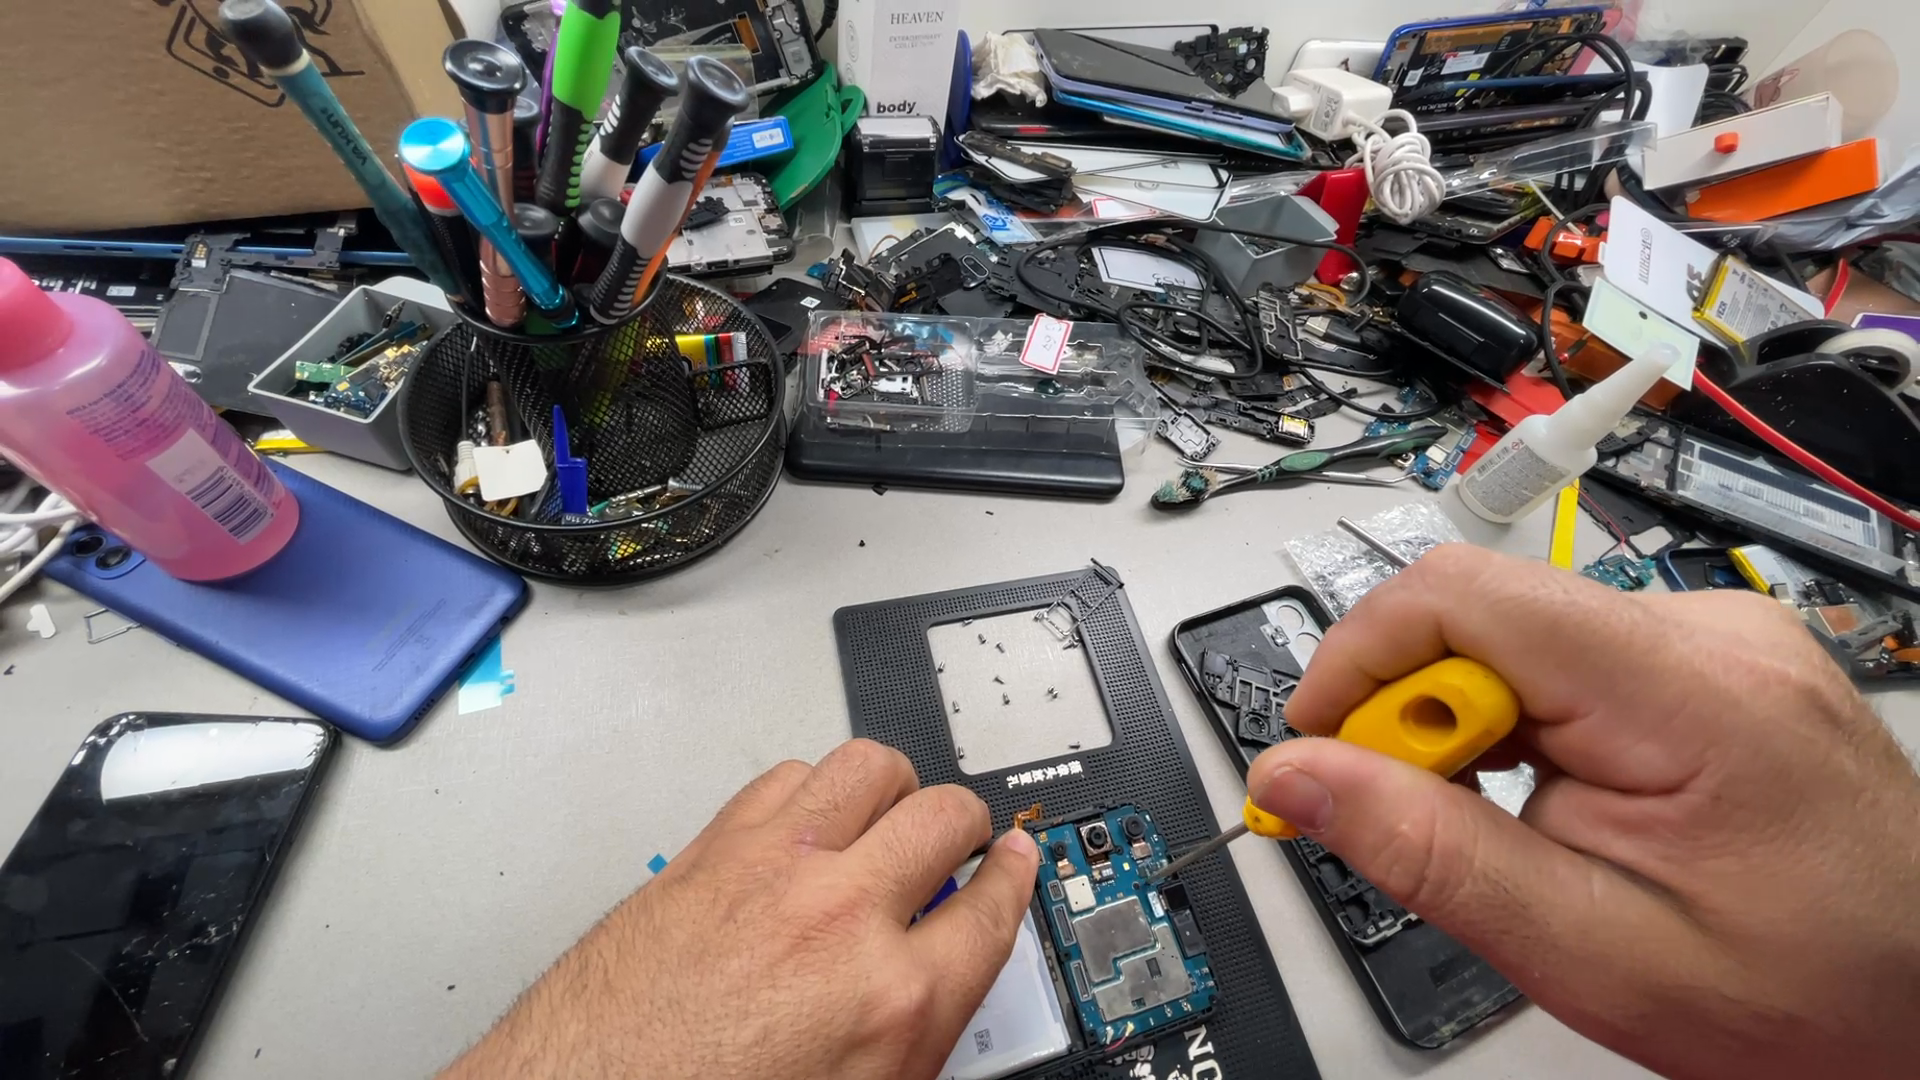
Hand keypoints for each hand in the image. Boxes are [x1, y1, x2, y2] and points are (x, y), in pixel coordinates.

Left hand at [440, 739, 1039, 1079]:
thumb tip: (944, 975)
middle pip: (945, 817)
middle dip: (967, 821)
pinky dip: (813, 790)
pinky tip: (810, 820)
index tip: (1015, 859)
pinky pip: (790, 776)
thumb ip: (916, 1027)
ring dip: (894, 786)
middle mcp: (840, 918)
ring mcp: (776, 868)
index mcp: (890, 1005)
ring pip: (870, 768)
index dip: (1014, 879)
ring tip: (889, 811)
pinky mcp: (716, 845)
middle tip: (962, 833)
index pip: (992, 913)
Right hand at [1248, 545, 1919, 1079]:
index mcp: (1694, 696)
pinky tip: (1513, 775)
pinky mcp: (1669, 651)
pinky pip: (1523, 649)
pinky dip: (1484, 712)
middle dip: (1399, 701)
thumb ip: (1421, 851)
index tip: (1320, 735)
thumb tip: (1288, 776)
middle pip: (1464, 611)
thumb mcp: (1581, 950)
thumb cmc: (1798, 1001)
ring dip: (1440, 713)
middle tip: (1400, 795)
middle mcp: (1696, 632)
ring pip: (1484, 629)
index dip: (1358, 653)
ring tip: (1473, 799)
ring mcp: (1689, 634)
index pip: (1460, 595)